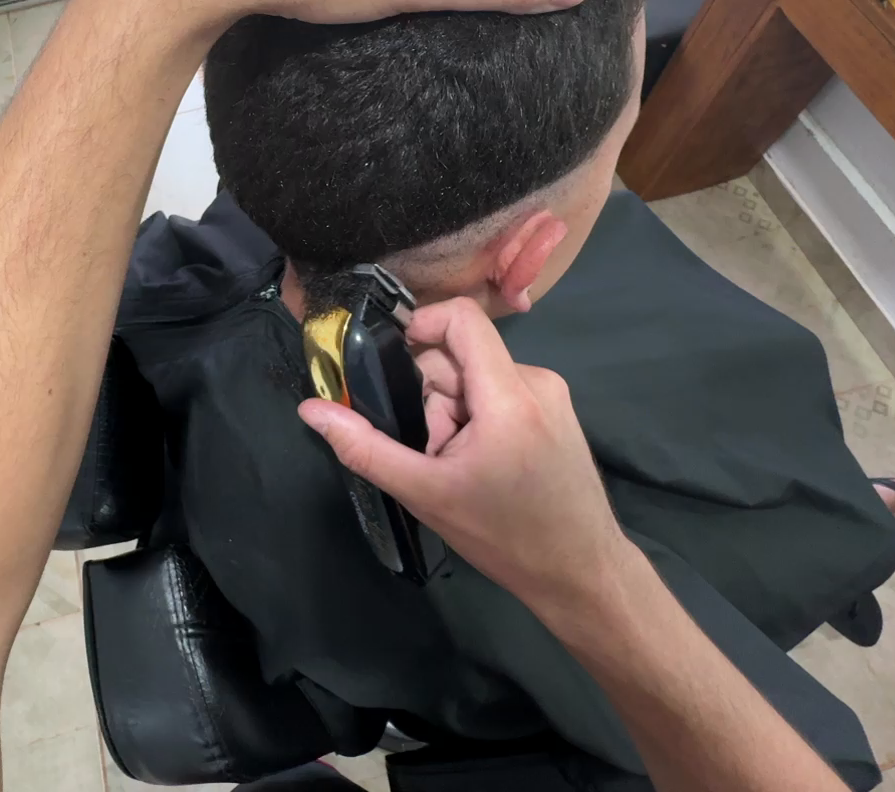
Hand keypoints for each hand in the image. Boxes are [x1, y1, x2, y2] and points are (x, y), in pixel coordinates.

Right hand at [298, 298, 632, 606]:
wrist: (582, 574)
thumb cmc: (505, 537)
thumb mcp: (424, 494)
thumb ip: (364, 447)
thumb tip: (311, 409)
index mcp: (508, 396)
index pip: (462, 319)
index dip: (419, 326)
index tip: (392, 366)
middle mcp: (537, 380)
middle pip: (459, 355)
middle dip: (433, 395)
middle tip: (436, 452)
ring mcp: (552, 393)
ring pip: (475, 375)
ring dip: (453, 410)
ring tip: (460, 463)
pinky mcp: (556, 408)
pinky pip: (497, 389)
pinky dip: (478, 415)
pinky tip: (482, 460)